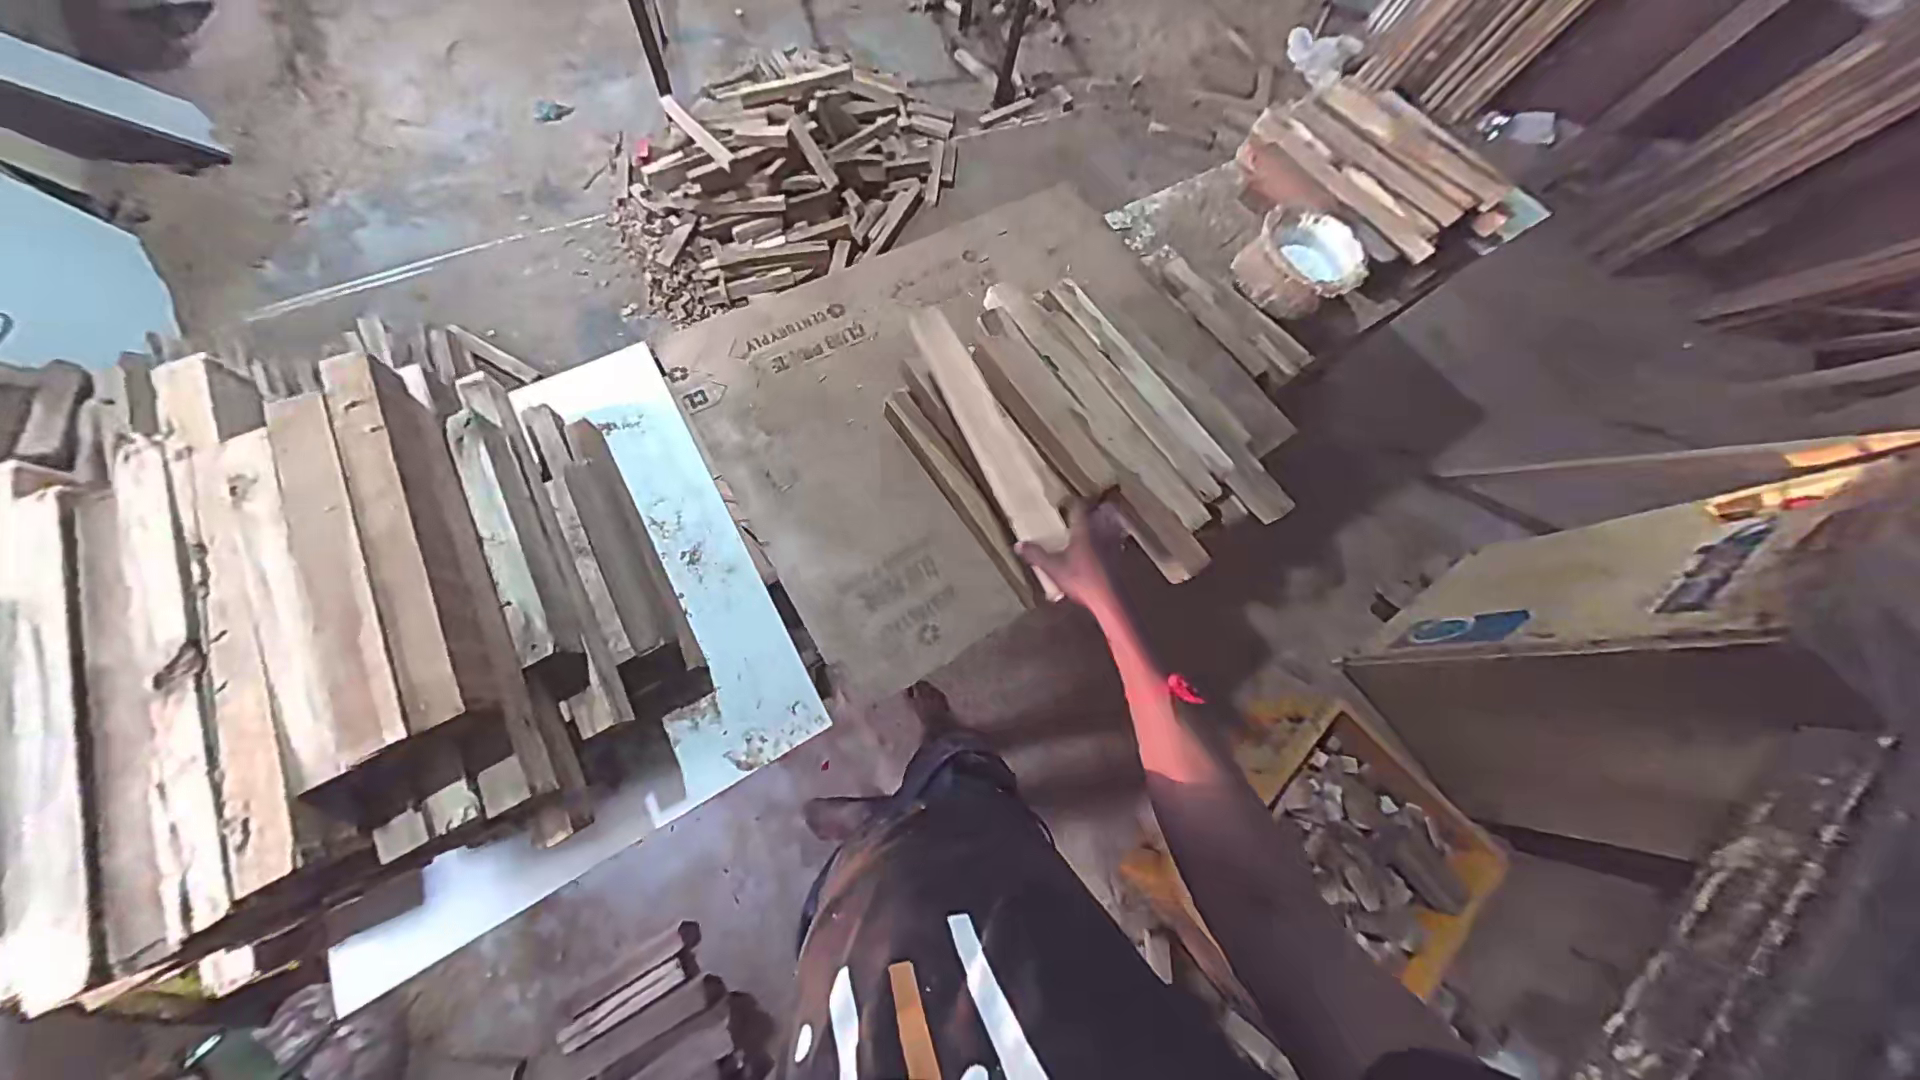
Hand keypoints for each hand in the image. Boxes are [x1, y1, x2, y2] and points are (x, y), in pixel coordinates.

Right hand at [1017, 501, 1127, 614]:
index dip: (1073, 502)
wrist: (1109, 598)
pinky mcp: (1120, 555)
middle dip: (1095, 506)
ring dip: (1107, 517)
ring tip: (1100, 518)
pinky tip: (1108, 542)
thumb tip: (1018, 545)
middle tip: (1086, 507)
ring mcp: (1113, 543)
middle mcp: (1100, 532)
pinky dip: (1114, 535)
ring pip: (1113, 522)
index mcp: (1083, 530)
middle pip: (1102, 510)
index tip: (1066, 502)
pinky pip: (1118, 538)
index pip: (1079, 507)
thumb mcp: (1053, 568)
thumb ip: (1036, 555)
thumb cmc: (1080, 580)